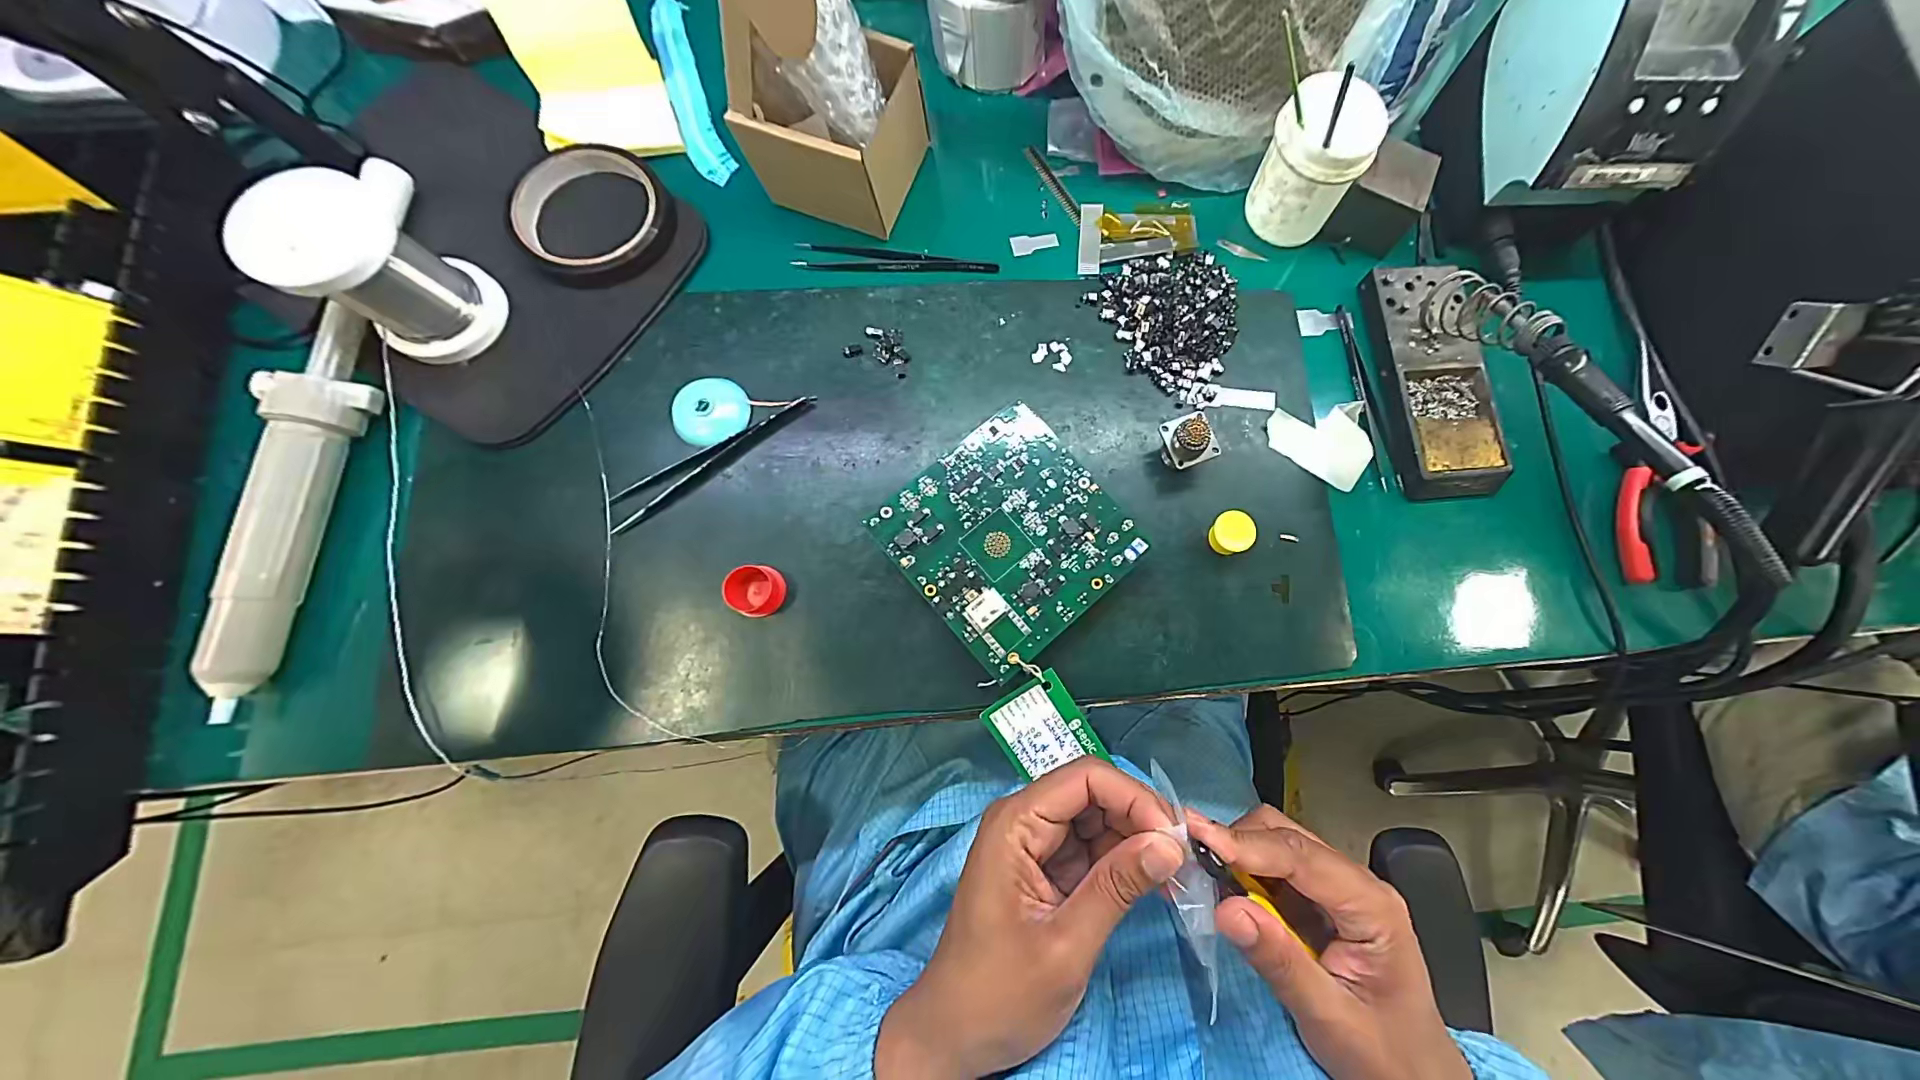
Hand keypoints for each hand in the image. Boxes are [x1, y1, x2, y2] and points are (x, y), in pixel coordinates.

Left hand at [876, 757, 1185, 1078]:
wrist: (956, 1033)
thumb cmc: (999, 993)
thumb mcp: (1065, 945)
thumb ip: (1116, 888)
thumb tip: (1170, 844)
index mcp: (1016, 823)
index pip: (1085, 777)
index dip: (1134, 798)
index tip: (1174, 840)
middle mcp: (1024, 819)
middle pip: (1095, 793)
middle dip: (1142, 818)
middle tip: (1185, 860)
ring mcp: (1035, 843)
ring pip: (1099, 818)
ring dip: (1140, 839)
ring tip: (1178, 875)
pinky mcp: (1047, 867)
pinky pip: (1094, 847)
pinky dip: (1126, 860)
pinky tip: (1155, 882)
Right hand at [1190, 807, 1469, 1079]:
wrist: (1412, 1077)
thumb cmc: (1383, 1054)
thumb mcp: (1330, 1018)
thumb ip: (1280, 962)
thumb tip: (1226, 909)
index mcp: (1371, 905)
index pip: (1300, 856)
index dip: (1246, 844)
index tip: (1198, 838)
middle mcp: (1354, 882)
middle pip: (1284, 834)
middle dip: (1235, 841)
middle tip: (1189, 856)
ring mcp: (1333, 886)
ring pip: (1272, 841)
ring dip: (1234, 851)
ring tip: (1198, 871)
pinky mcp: (1313, 897)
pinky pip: (1268, 866)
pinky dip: (1237, 868)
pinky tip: (1217, 884)